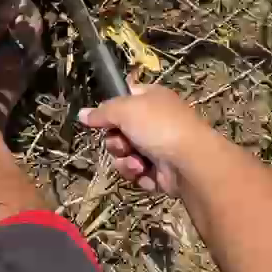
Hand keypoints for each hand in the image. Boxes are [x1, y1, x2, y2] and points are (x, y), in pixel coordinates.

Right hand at [78, 85, 209, 195]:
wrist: (189, 162)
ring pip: (124, 154)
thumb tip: (82, 114)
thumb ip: (101, 112)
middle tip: (124, 144)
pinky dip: (137, 174)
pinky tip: (146, 173)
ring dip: (126, 160)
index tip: (101, 118)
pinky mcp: (159, 171)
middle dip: (116, 142)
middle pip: (118, 131)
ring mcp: (157, 147)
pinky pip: (135, 172)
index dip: (111, 108)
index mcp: (151, 99)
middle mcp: (155, 121)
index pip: (124, 98)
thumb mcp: (125, 110)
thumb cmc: (159, 127)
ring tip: (138, 163)